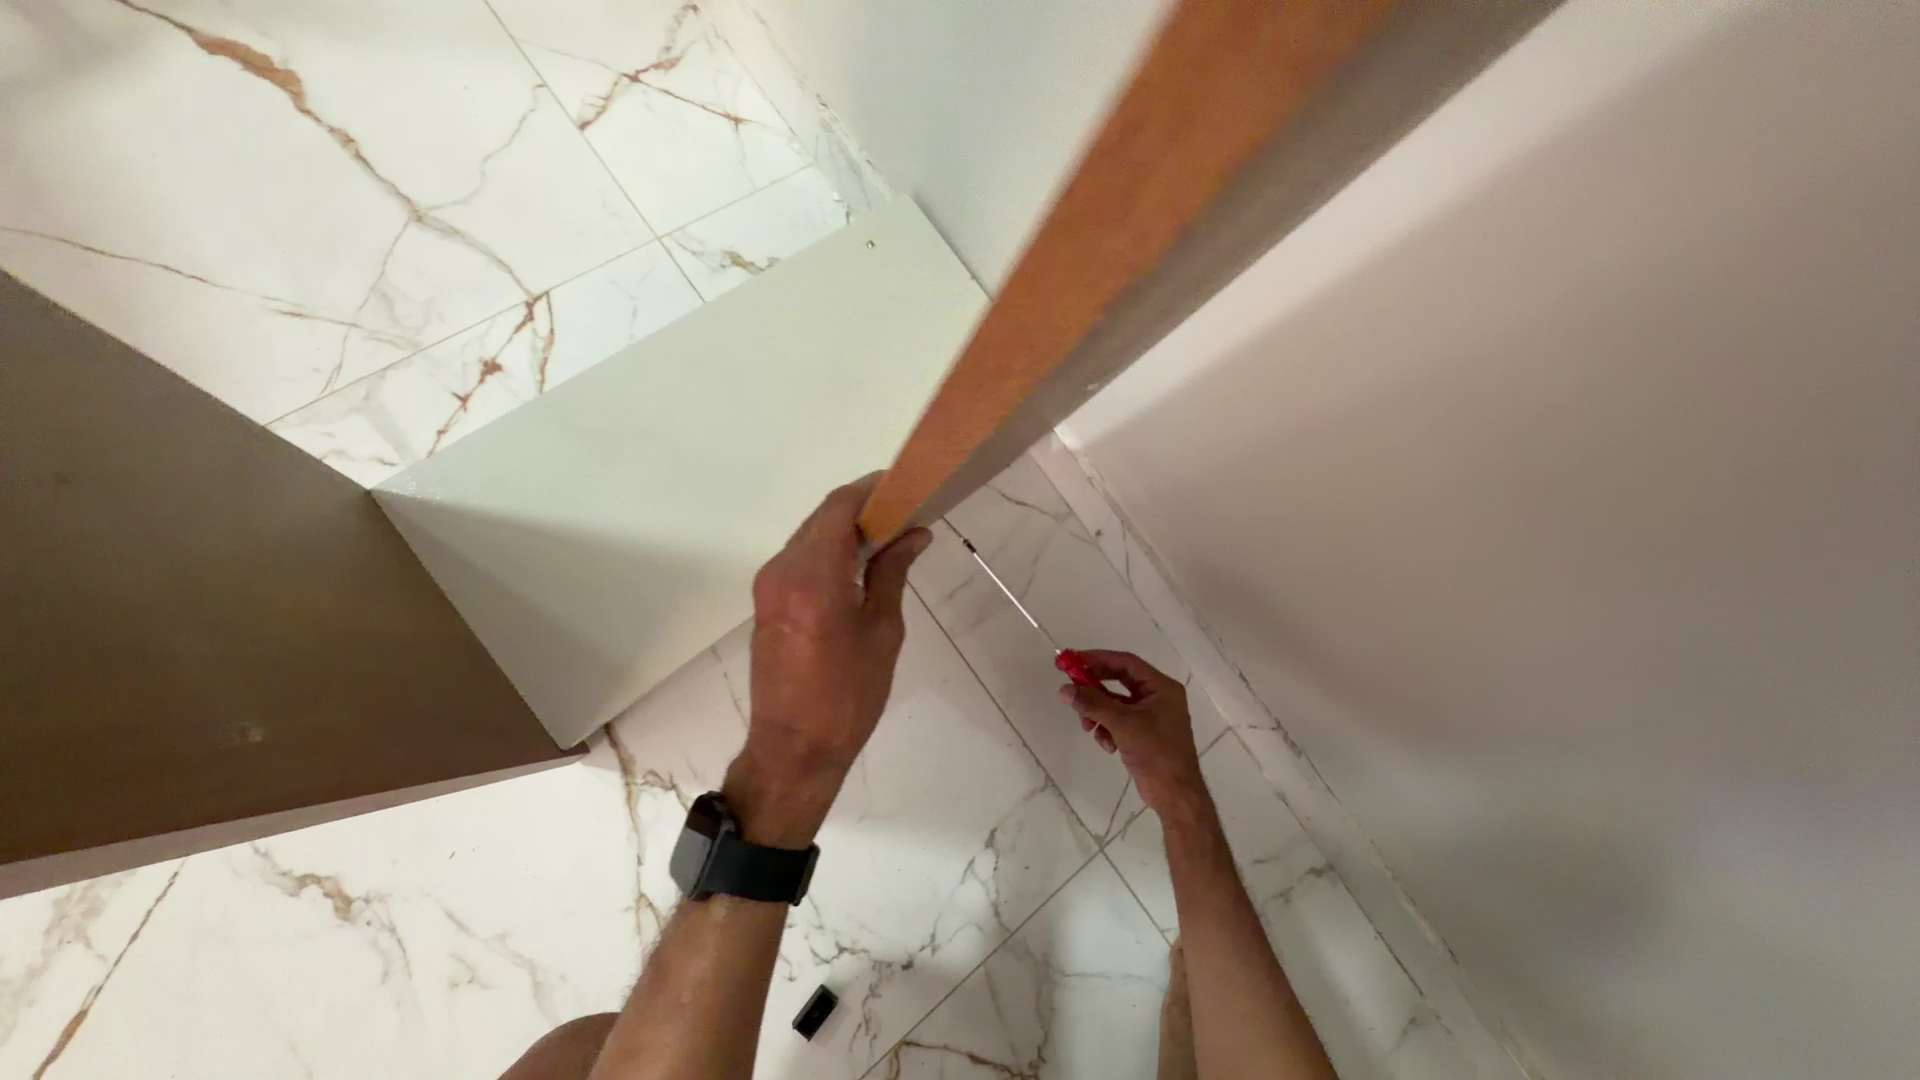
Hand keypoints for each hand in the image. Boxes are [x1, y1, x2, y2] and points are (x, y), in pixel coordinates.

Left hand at [726, 474, 930, 846]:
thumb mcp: (882, 632)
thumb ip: (893, 573)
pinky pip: (798, 559)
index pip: (839, 508)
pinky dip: (827, 550)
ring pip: (809, 536)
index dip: (871, 489)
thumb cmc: (849, 697)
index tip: (904, 487)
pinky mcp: (765, 602)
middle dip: (861, 509)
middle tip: (903, 513)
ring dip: (844, 529)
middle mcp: (781, 571)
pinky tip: (858, 562)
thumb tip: (914, 534)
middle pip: (821, 518)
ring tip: (887, 537)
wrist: (794, 748)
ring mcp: (767, 586)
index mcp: (812, 578)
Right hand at [1059, 651, 1206, 817]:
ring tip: (1088, 727)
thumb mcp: (1123, 724)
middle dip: (1094, 689)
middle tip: (1070, 687)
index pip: (1125, 662)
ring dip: (1097, 713)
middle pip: (1118, 681)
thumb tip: (1065, 689)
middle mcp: (1157, 696)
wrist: (1175, 794)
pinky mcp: (1142, 733)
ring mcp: (1150, 715)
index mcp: (1161, 687)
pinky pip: (1117, 721)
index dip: (1097, 659)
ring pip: (1114, 703)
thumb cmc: (1156, 753)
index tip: (1071, 661)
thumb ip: (1093, 703)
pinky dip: (1107, 730)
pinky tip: (1107, 745)